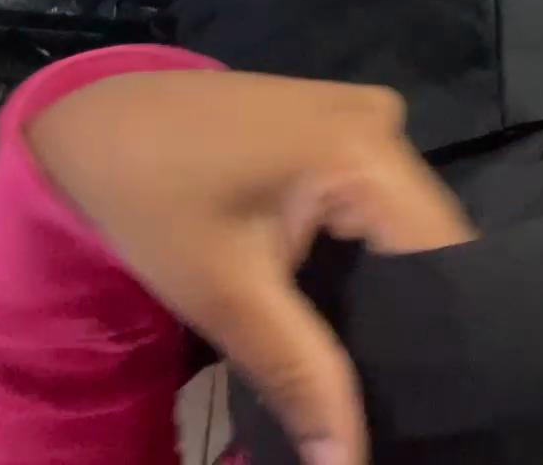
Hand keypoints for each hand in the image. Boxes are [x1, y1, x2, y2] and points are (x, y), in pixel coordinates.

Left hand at [26, 71, 475, 464]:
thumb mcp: (225, 294)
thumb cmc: (153, 200)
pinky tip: (349, 287)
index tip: (428, 395)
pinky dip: (368, 242)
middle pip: (425, 232)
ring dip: (391, 277)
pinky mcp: (347, 120)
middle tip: (394, 385)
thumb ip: (302, 376)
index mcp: (365, 148)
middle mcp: (385, 120)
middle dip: (411, 308)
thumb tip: (350, 464)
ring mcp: (367, 113)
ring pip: (404, 215)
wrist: (102, 119)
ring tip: (375, 347)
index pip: (439, 250)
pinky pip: (380, 192)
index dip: (437, 329)